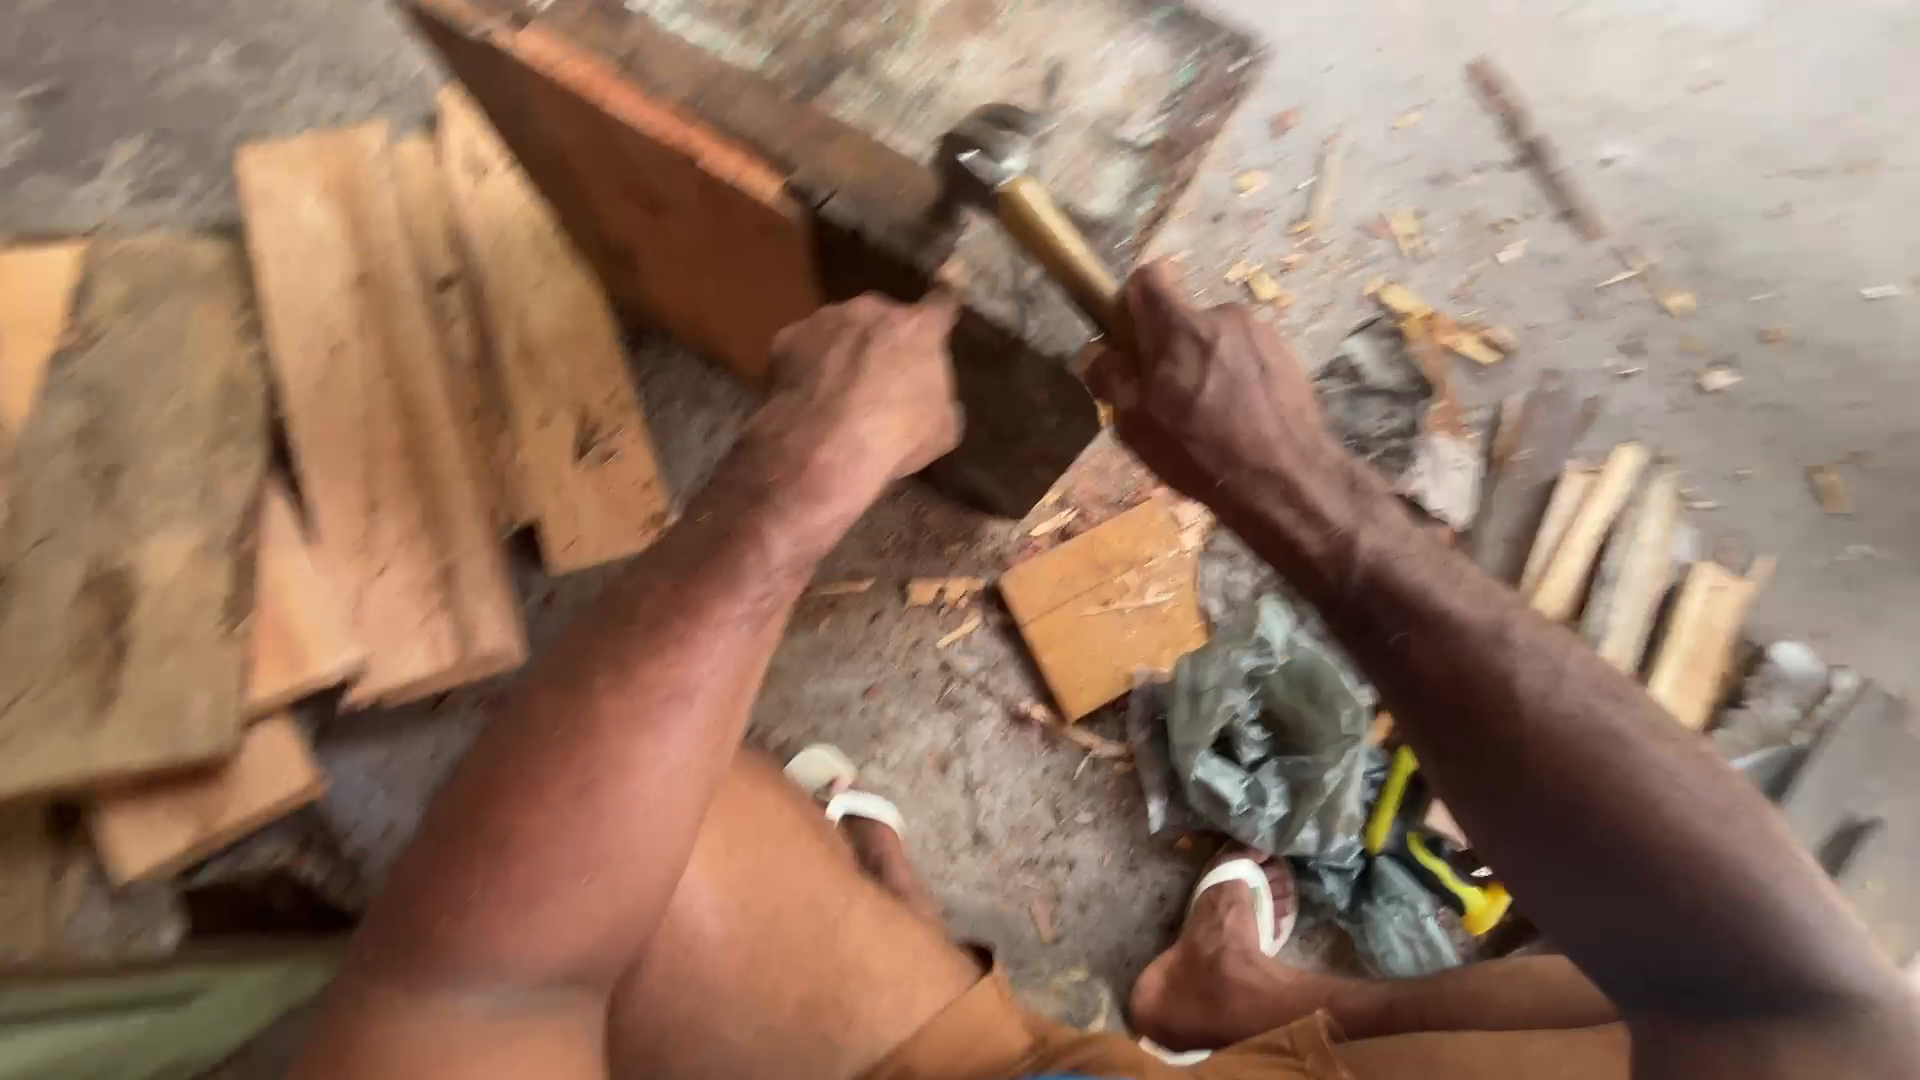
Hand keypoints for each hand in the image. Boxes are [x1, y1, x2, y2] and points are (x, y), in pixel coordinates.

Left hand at [751, 291, 963, 508]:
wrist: (824, 448)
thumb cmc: (896, 438)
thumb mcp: (943, 429)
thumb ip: (939, 398)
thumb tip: (929, 396)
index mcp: (917, 329)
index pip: (941, 302)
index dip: (942, 306)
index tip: (943, 302)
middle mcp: (870, 311)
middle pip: (882, 318)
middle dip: (883, 341)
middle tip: (880, 377)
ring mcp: (823, 321)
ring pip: (839, 330)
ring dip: (842, 351)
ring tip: (837, 391)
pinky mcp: (785, 340)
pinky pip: (804, 349)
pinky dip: (808, 367)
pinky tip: (808, 397)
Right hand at [1085, 261, 1355, 525]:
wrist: (1285, 479)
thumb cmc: (1199, 453)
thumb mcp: (1135, 426)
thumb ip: (1110, 379)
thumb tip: (1099, 353)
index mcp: (1179, 327)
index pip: (1148, 277)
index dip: (1132, 302)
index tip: (1131, 339)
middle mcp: (1222, 315)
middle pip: (1182, 317)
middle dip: (1170, 347)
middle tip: (1169, 396)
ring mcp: (1261, 331)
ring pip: (1215, 338)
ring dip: (1205, 363)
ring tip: (1210, 414)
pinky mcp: (1288, 352)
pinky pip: (1245, 354)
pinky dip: (1235, 376)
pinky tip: (1240, 417)